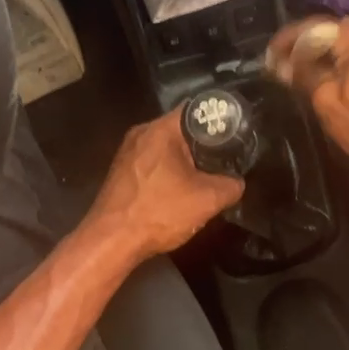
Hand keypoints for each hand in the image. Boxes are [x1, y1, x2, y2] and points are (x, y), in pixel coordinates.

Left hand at [84, 108, 243, 258]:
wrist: (111, 241)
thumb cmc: (159, 211)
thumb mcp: (207, 200)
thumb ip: (231, 186)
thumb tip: (237, 182)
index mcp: (160, 130)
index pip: (196, 109)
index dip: (219, 118)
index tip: (236, 131)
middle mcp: (141, 133)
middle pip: (181, 129)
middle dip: (204, 142)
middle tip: (226, 156)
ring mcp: (128, 152)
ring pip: (166, 147)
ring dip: (186, 160)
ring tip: (207, 175)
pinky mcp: (121, 171)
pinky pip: (153, 162)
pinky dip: (168, 170)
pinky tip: (180, 189)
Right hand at [265, 17, 348, 176]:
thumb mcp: (328, 102)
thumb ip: (305, 75)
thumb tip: (285, 65)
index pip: (316, 27)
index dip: (290, 40)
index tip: (271, 55)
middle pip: (338, 31)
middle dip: (312, 46)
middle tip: (289, 65)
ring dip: (334, 53)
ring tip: (312, 72)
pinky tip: (342, 76)